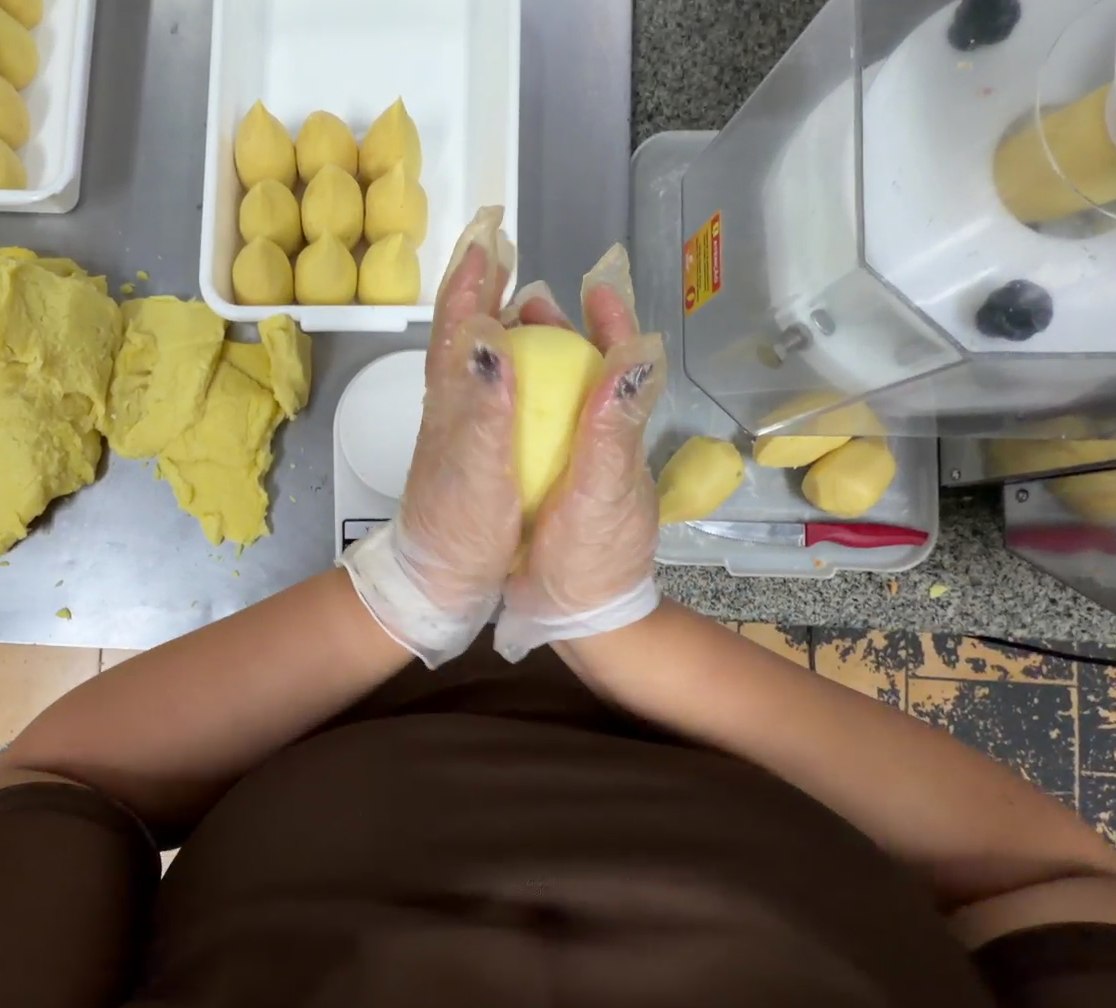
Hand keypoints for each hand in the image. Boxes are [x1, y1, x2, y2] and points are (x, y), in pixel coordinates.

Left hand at [339, 207, 518, 667]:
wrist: (438, 584)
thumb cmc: (459, 530)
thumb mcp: (476, 469)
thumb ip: (487, 406)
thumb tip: (492, 333)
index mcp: (451, 403)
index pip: (458, 327)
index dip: (471, 280)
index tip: (489, 235)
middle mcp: (453, 407)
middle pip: (466, 336)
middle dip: (484, 289)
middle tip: (508, 251)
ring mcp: (463, 430)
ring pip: (481, 362)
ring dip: (502, 323)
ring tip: (532, 300)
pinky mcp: (477, 454)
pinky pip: (497, 394)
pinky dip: (513, 368)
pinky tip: (533, 374)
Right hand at [493, 245, 666, 661]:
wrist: (570, 615)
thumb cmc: (591, 559)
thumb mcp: (601, 494)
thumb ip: (611, 429)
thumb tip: (630, 349)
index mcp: (618, 436)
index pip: (624, 363)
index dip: (612, 320)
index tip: (592, 284)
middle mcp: (596, 440)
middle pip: (584, 370)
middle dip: (561, 329)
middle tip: (523, 298)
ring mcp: (568, 462)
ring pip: (554, 396)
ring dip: (533, 359)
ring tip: (500, 331)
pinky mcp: (541, 483)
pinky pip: (529, 428)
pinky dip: (510, 401)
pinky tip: (486, 398)